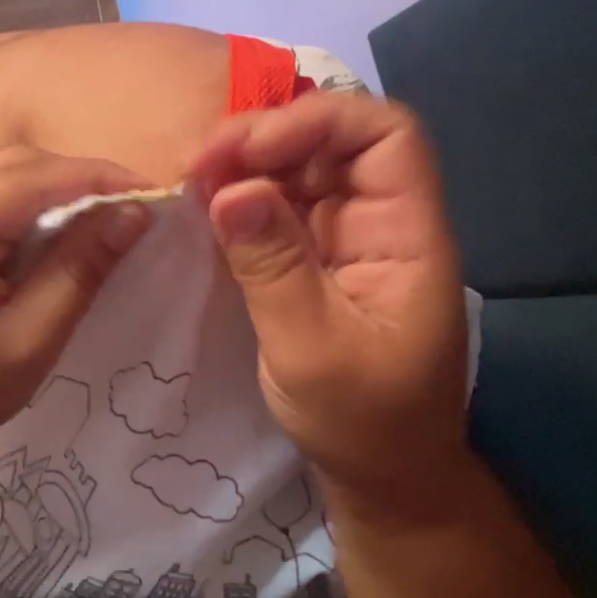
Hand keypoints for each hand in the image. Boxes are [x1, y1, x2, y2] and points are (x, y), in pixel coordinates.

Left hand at [0, 146, 153, 465]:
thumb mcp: (31, 341)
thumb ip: (79, 270)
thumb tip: (133, 213)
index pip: (28, 180)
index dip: (94, 177)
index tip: (151, 193)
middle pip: (13, 164)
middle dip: (78, 175)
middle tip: (131, 205)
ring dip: (54, 183)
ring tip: (103, 213)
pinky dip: (28, 198)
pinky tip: (57, 225)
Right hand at [188, 92, 471, 504]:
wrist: (382, 475)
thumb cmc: (363, 420)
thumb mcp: (311, 350)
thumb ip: (273, 267)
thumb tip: (228, 188)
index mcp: (406, 235)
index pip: (384, 135)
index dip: (317, 122)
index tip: (246, 153)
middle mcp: (378, 222)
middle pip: (333, 141)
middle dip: (265, 138)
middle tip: (197, 164)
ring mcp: (343, 239)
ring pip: (299, 169)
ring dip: (244, 164)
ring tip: (190, 180)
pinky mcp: (312, 260)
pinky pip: (276, 207)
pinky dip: (239, 198)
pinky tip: (203, 207)